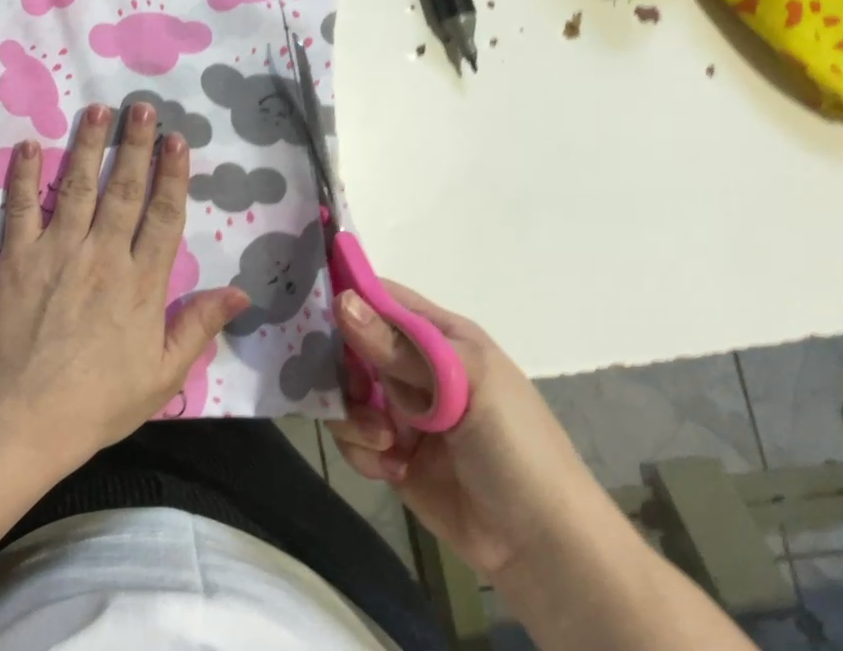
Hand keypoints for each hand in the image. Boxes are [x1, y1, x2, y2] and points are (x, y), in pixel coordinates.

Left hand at [0, 102, 247, 466]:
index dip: (173, 175)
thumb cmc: (98, 402)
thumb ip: (197, 327)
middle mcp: (102, 256)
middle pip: (124, 190)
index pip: (164, 216)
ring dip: (89, 146)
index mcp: (141, 284)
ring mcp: (56, 252)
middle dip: (135, 145)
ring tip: (97, 110)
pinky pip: (21, 207)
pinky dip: (24, 175)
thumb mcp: (162, 374)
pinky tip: (28, 145)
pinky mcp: (16, 258)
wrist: (25, 416)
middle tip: (141, 107)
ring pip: (77, 187)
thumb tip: (240, 292)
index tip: (178, 139)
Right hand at [327, 283, 614, 578]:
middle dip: (340, 369)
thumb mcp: (468, 386)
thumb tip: (341, 300)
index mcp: (439, 337)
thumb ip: (402, 347)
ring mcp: (398, 409)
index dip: (342, 296)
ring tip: (386, 443)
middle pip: (345, 345)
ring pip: (340, 392)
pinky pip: (347, 435)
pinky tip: (392, 468)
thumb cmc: (517, 449)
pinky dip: (361, 451)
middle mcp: (413, 367)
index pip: (378, 297)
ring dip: (353, 417)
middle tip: (358, 393)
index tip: (304, 310)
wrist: (538, 545)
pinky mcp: (386, 449)